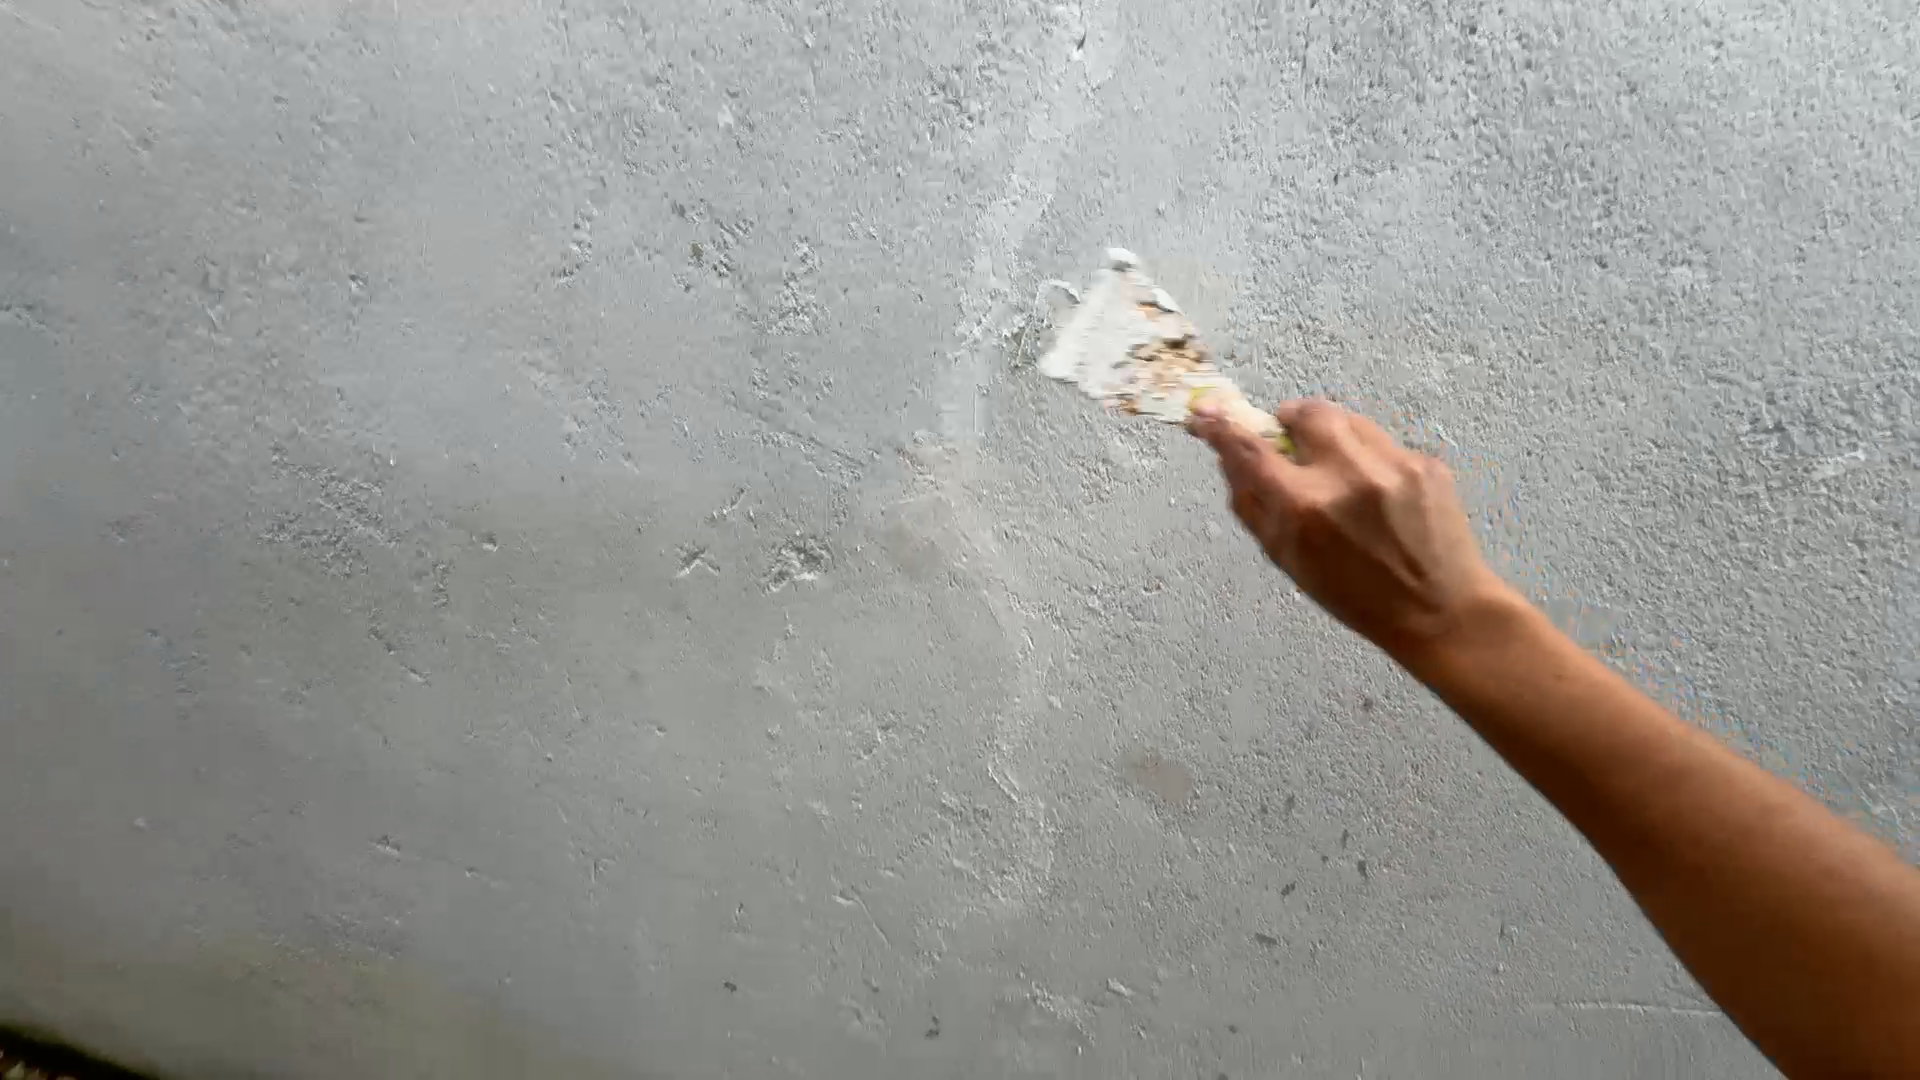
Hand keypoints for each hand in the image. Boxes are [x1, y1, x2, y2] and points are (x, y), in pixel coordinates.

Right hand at [1189, 397, 1510, 658]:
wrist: (1441, 610)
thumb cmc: (1352, 595)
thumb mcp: (1286, 559)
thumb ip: (1252, 506)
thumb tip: (1229, 461)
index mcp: (1305, 506)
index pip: (1250, 450)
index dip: (1222, 428)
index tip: (1206, 413)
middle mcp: (1347, 475)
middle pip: (1305, 412)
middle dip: (1289, 418)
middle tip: (1287, 436)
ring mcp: (1393, 464)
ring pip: (1346, 419)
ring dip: (1328, 433)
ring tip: (1334, 466)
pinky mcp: (1426, 463)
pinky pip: (1381, 442)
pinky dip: (1366, 457)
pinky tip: (1376, 492)